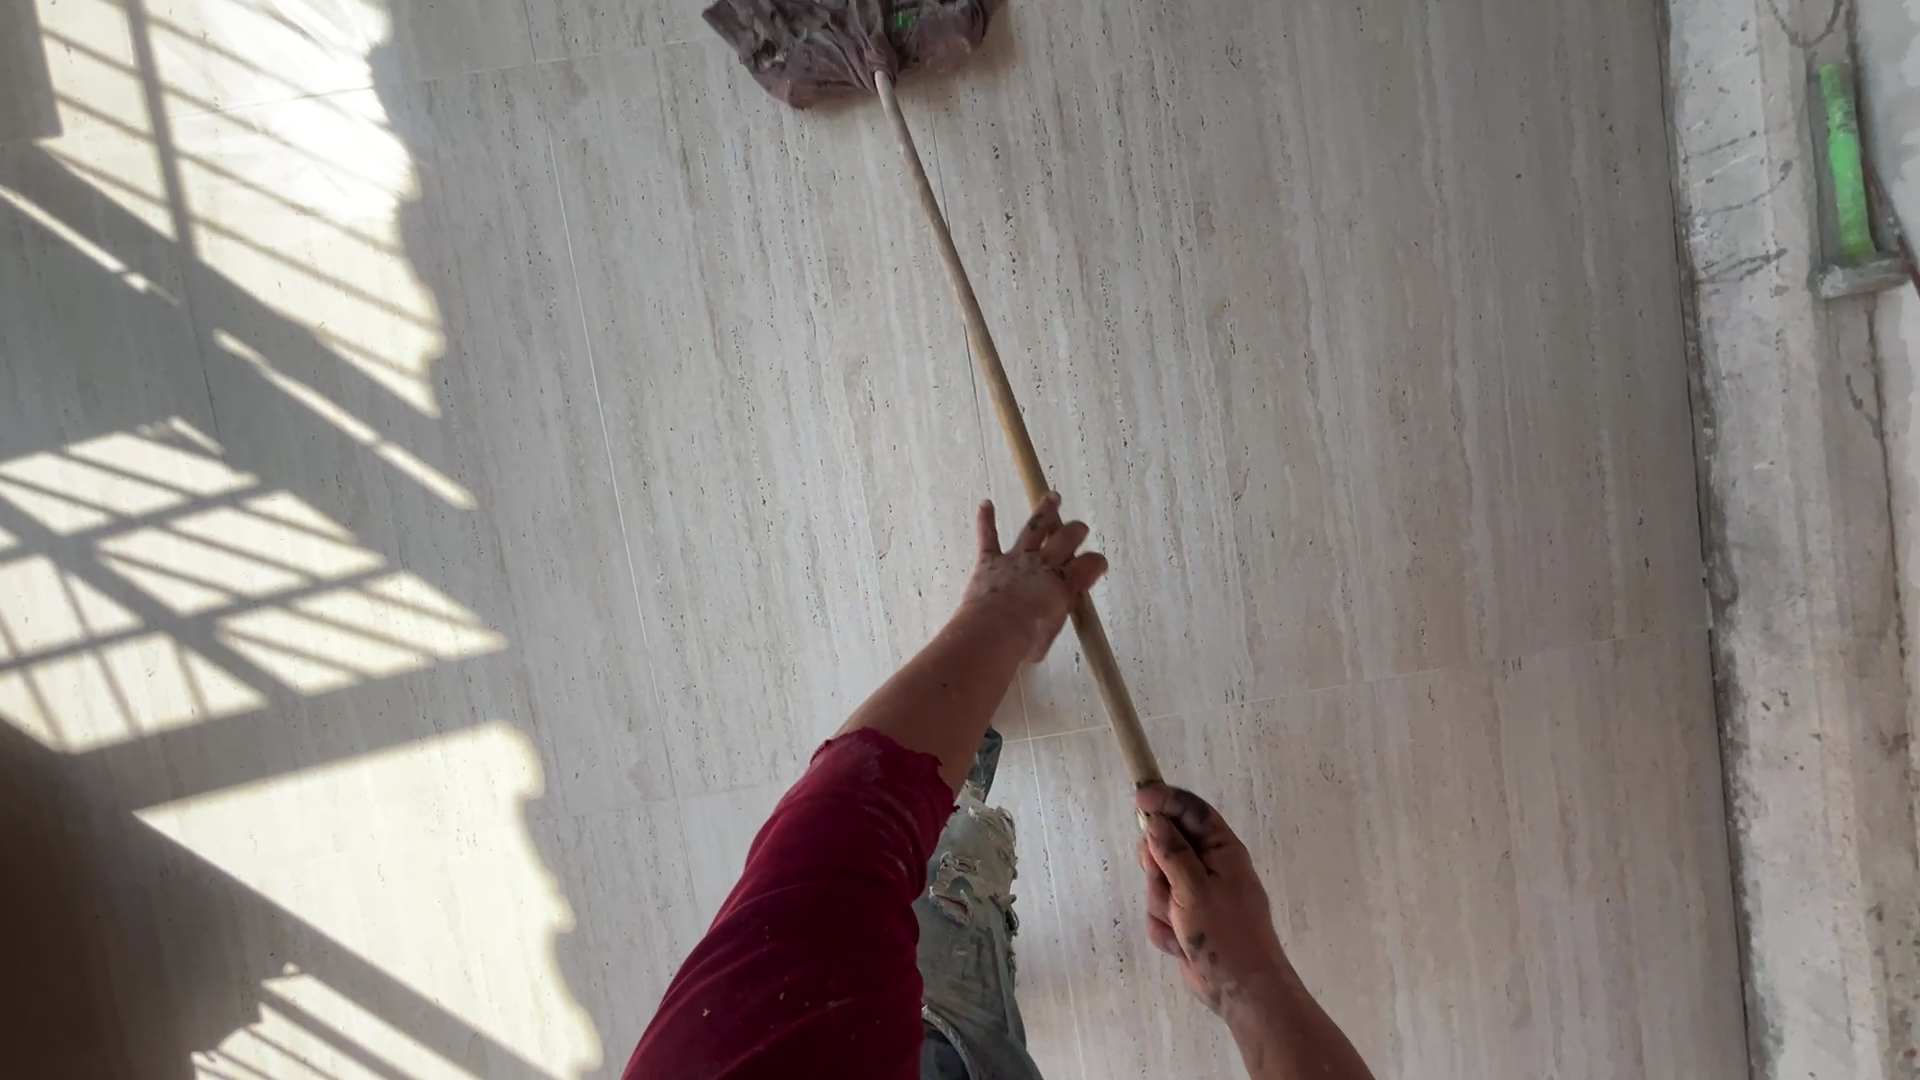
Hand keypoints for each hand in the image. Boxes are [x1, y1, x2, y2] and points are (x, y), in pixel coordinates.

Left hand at [961, 493, 1108, 661]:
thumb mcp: (1049, 635)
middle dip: (1076, 530)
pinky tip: (985, 504)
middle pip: (1067, 537)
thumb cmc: (1024, 642)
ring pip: (1035, 527)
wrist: (994, 631)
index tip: (1098, 564)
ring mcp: (1017, 559)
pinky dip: (986, 519)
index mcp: (1064, 585)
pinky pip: (988, 536)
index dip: (1097, 563)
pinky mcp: (990, 561)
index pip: (1091, 565)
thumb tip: (1044, 623)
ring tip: (1052, 497)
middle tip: (1079, 528)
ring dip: (1045, 511)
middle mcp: (1044, 565)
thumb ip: (1050, 621)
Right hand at [1136, 784, 1292, 1014]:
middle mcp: (1206, 865)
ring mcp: (1192, 892)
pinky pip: (1156, 909)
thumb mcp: (1196, 889)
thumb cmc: (1227, 935)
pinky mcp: (1181, 917)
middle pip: (1164, 842)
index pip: (1191, 810)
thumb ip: (1172, 852)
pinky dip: (1163, 926)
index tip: (1140, 798)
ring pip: (1155, 879)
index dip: (1165, 799)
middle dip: (1157, 865)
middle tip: (1162, 879)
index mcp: (1221, 850)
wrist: (1241, 993)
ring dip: (1160, 902)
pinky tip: (1180, 942)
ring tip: (1180, 923)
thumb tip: (1154, 821)